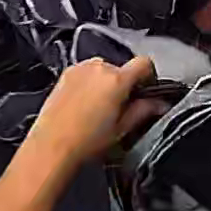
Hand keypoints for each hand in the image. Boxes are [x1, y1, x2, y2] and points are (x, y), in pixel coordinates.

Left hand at [16, 57, 163, 182]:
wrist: (50, 147)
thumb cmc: (87, 142)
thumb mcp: (122, 129)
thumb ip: (144, 110)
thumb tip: (160, 103)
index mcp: (117, 79)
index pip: (144, 63)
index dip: (149, 76)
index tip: (145, 91)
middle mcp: (99, 67)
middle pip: (122, 68)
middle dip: (124, 84)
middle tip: (119, 108)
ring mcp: (80, 69)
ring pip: (103, 70)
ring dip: (105, 82)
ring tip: (98, 108)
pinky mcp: (65, 74)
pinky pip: (86, 73)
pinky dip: (89, 83)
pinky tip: (83, 105)